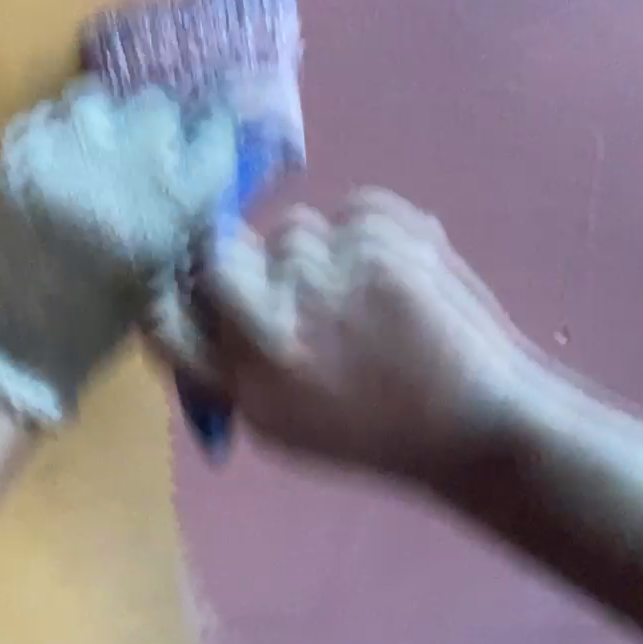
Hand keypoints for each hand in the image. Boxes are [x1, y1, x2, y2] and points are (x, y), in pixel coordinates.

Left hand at [0, 80, 235, 424]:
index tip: (202, 138)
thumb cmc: (96, 327)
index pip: (213, 130)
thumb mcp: (160, 277)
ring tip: (95, 155)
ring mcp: (62, 155)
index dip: (211, 131)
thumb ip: (184, 216)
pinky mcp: (15, 154)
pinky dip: (60, 134)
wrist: (14, 346)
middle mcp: (120, 169)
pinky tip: (59, 165)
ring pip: (99, 100)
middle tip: (144, 154)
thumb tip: (196, 160)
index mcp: (167, 208)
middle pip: (156, 106)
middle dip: (157, 128)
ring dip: (105, 124)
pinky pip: (49, 116)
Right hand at [163, 188, 544, 485]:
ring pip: (291, 228)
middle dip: (240, 261)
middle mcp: (275, 322)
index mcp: (246, 379)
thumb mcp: (278, 426)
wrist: (476, 423)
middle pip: (218, 252)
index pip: (166, 314)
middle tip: (283, 282)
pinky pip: (350, 211)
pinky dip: (365, 237)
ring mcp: (329, 273)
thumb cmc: (371, 431)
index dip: (174, 294)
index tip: (196, 292)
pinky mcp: (383, 236)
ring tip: (358, 294)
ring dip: (312, 252)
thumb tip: (188, 310)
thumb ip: (227, 370)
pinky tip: (394, 278)